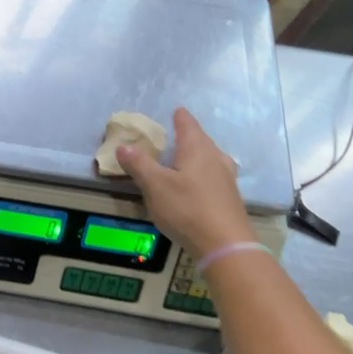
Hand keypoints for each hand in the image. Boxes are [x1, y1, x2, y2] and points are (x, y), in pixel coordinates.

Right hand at [117, 107, 255, 258]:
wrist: (225, 243)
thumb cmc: (187, 208)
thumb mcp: (155, 186)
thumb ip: (139, 165)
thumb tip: (123, 146)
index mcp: (197, 150)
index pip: (188, 126)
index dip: (181, 118)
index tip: (177, 110)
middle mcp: (215, 159)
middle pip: (203, 141)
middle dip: (190, 135)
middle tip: (178, 133)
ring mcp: (226, 179)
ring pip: (212, 158)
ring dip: (200, 154)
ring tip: (189, 157)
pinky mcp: (229, 197)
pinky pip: (215, 176)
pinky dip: (204, 173)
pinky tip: (200, 183)